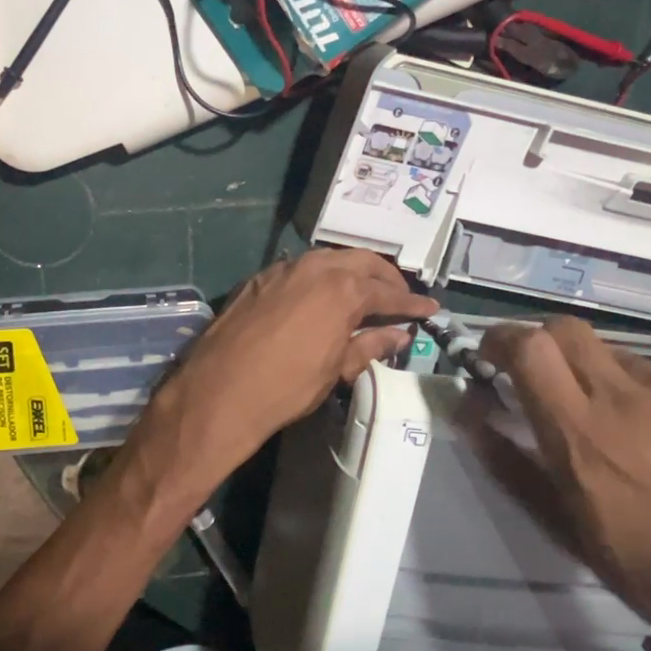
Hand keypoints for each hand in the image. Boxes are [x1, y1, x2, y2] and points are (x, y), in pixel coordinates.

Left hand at [151, 249, 437, 475]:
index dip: (411, 304)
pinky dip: (318, 278)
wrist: (220, 390)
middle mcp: (313, 268)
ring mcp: (281, 270)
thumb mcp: (336, 370)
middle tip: (399, 297)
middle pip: (360, 262)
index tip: (430, 310)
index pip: (387, 293)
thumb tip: (398, 334)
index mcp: (341, 289)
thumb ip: (369, 345)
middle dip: (384, 278)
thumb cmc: (286, 386)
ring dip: (350, 272)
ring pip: (327, 260)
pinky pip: (298, 270)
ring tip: (364, 293)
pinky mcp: (256, 280)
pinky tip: (321, 296)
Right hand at [465, 317, 650, 650]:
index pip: (530, 348)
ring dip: (607, 384)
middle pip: (570, 330)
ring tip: (631, 440)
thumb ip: (512, 467)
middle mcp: (633, 399)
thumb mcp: (572, 534)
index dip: (501, 338)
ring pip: (627, 362)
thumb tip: (469, 416)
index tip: (491, 354)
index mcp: (584, 436)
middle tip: (546, 382)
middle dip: (544, 344)